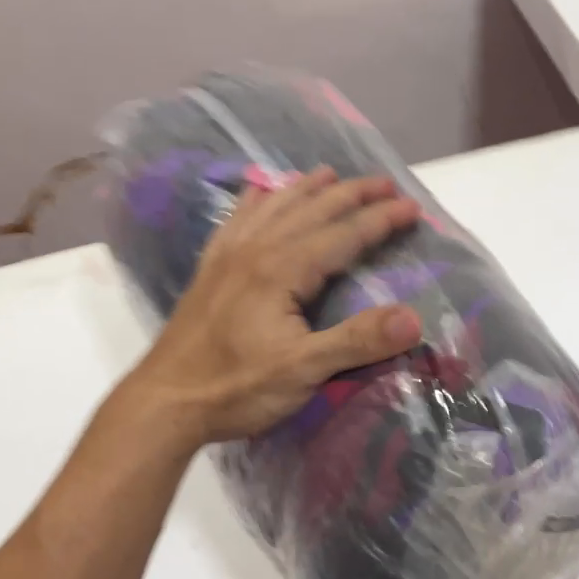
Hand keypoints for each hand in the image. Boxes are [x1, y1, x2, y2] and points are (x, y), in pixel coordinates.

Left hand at [120, 166, 424, 446]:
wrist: (164, 403)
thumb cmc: (237, 389)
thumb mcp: (304, 371)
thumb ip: (358, 341)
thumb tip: (414, 318)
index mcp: (280, 271)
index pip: (342, 235)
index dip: (379, 220)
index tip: (413, 208)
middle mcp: (254, 252)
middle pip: (310, 211)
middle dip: (351, 194)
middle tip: (385, 184)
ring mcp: (227, 259)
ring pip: (273, 209)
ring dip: (306, 189)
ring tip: (329, 175)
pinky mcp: (210, 272)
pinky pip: (237, 221)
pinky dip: (256, 202)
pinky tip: (259, 193)